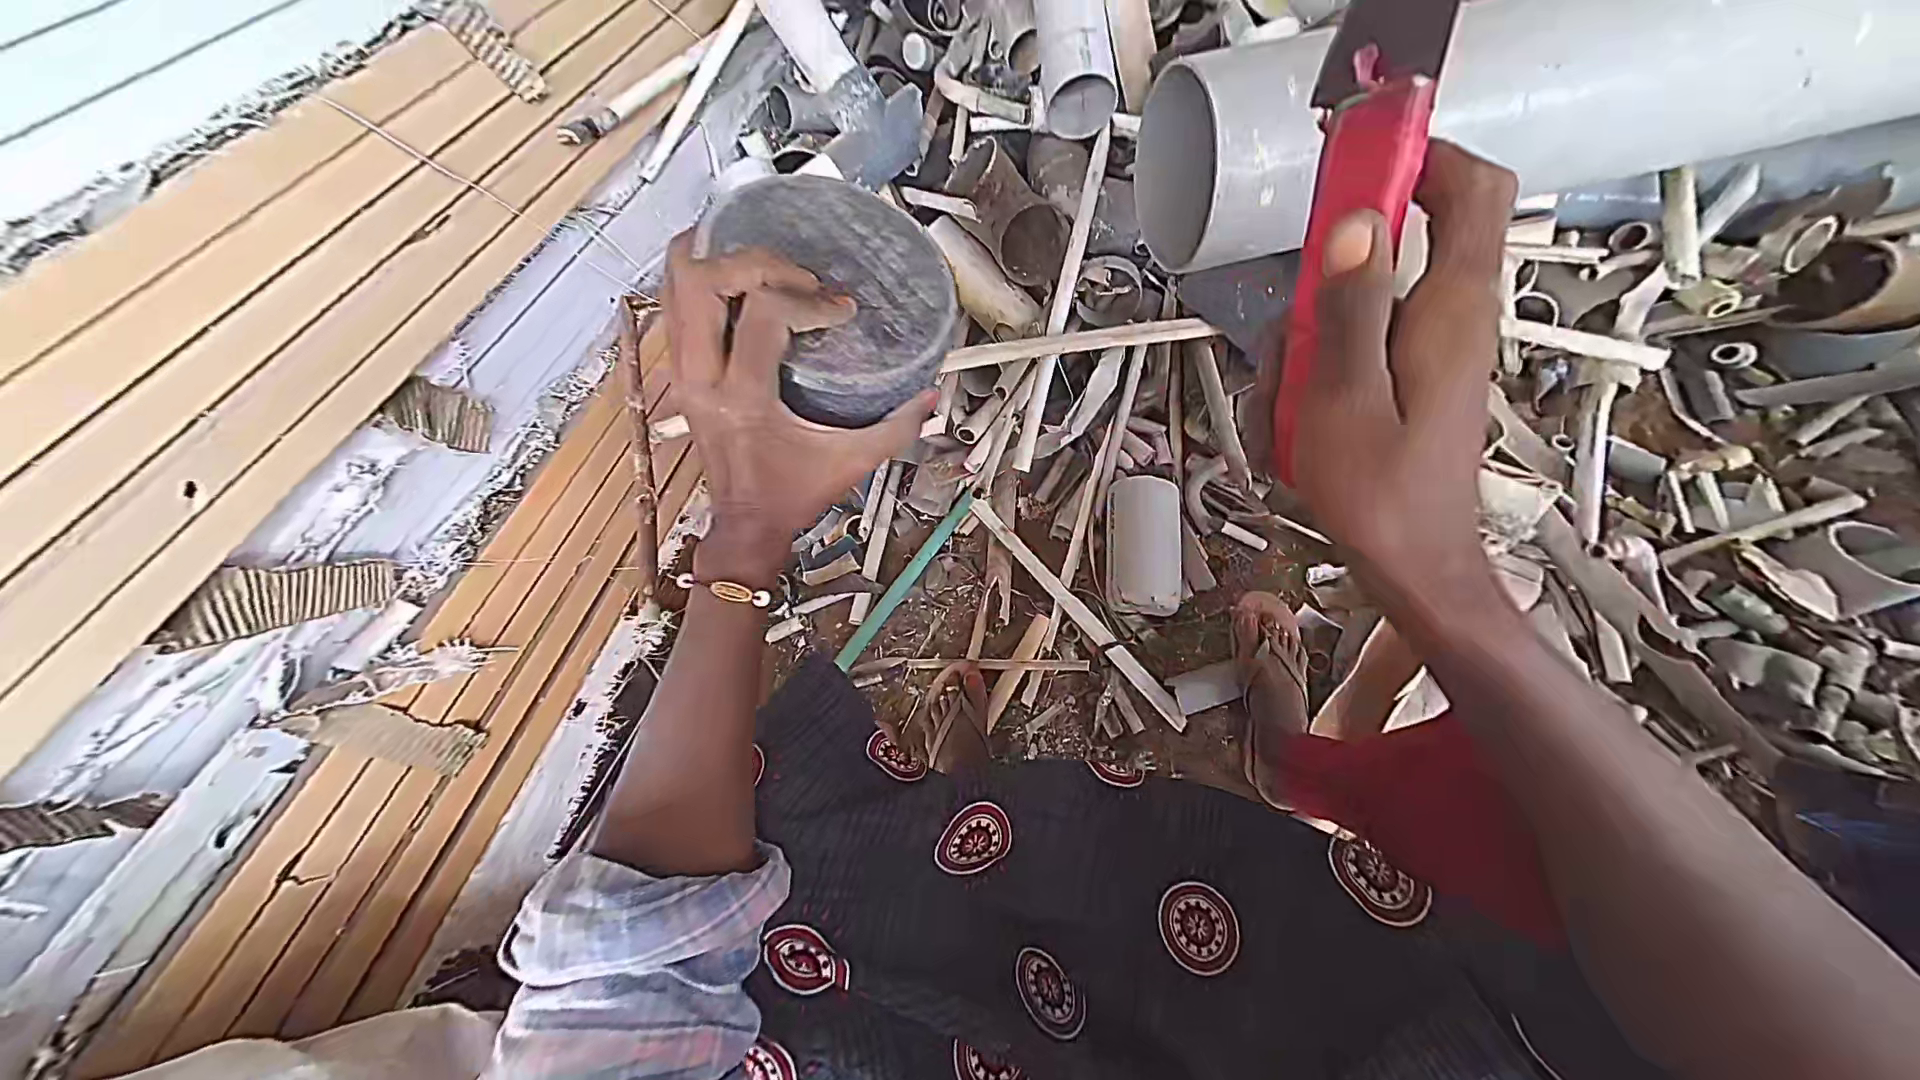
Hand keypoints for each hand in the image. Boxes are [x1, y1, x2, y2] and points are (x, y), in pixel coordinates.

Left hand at [661, 234, 934, 583]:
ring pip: (675, 284)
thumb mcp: (853, 461)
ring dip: (716, 257)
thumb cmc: (792, 494)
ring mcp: (684, 374)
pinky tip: (732, 275)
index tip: (840, 311)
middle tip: (797, 274)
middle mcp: (704, 379)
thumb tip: (929, 395)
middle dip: (755, 263)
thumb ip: (897, 427)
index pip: (767, 315)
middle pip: (704, 281)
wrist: (748, 521)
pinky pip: (672, 305)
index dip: (811, 302)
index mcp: (745, 399)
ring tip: (760, 255)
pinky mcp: (681, 374)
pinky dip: (697, 277)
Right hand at [1285, 141, 1516, 607]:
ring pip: (1353, 310)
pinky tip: (1299, 426)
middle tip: (1290, 343)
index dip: (1418, 157)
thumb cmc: (1379, 494)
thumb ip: (1348, 310)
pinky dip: (1313, 379)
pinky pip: (1349, 353)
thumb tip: (1355, 228)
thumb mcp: (1345, 400)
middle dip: (1321, 290)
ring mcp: (1422, 354)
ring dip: (1304, 349)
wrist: (1407, 561)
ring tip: (1289, 409)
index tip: (1356, 159)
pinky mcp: (1402, 381)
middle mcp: (1445, 323)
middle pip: (1386, 256)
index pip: (1466, 190)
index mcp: (1448, 313)